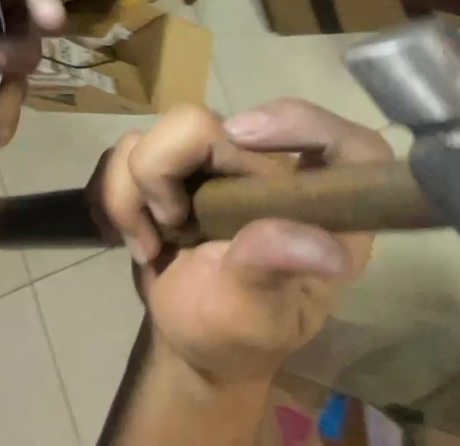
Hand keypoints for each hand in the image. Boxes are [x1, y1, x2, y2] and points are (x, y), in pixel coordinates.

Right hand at [90, 100, 390, 385]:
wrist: (184, 338)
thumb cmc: (235, 333)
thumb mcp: (257, 313)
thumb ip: (273, 268)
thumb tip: (319, 245)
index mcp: (315, 211)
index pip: (344, 146)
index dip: (301, 123)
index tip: (240, 136)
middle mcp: (264, 176)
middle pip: (205, 122)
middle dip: (165, 167)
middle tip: (169, 220)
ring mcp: (210, 168)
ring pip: (154, 133)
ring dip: (133, 189)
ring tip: (148, 240)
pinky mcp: (166, 168)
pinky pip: (124, 150)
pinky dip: (115, 192)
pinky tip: (133, 232)